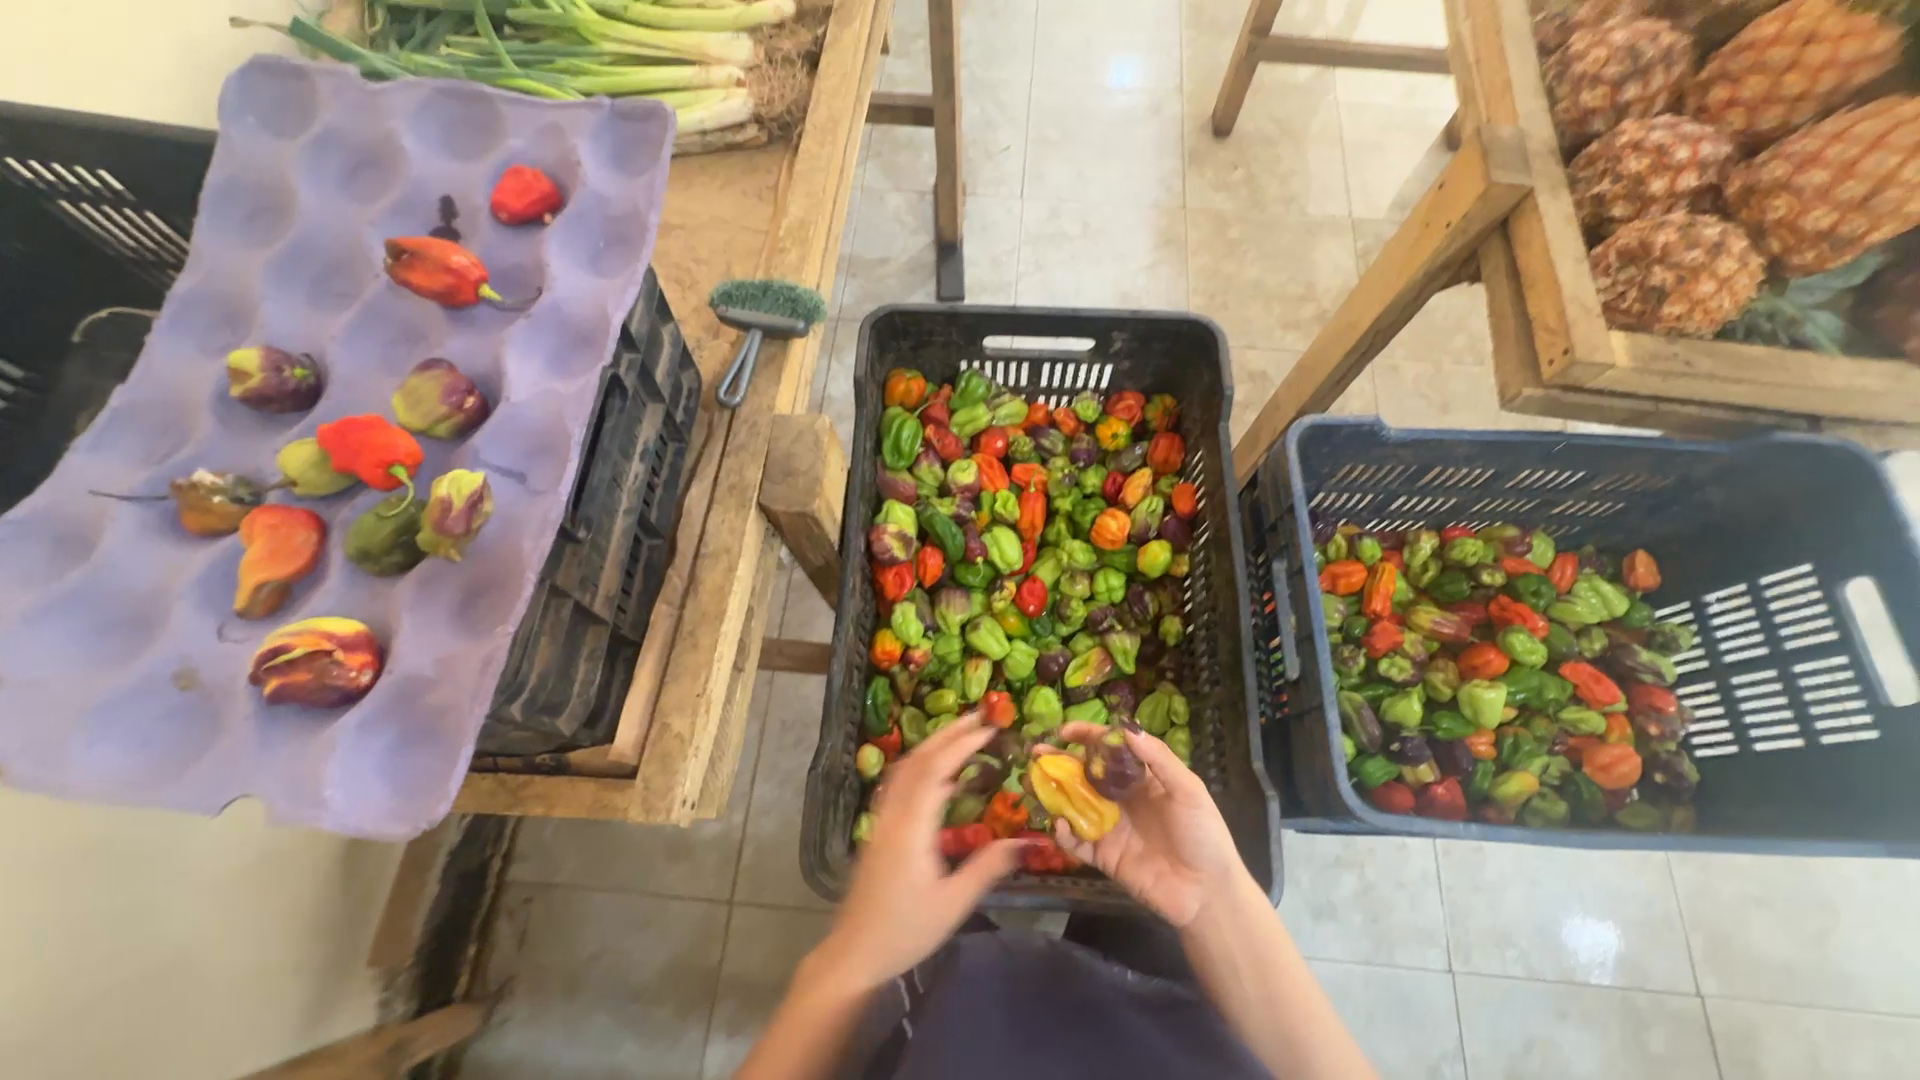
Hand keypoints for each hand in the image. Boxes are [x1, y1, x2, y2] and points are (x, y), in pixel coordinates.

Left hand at [808, 712, 1025, 993]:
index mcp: (911, 828)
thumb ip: (988, 868)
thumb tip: (1026, 842)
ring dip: (933, 746)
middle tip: (979, 716)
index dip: (961, 744)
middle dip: (948, 734)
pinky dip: (922, 766)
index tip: (988, 728)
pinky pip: (899, 784)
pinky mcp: (879, 831)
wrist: (854, 953)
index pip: (935, 770)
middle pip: (917, 760)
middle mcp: (893, 815)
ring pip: (904, 769)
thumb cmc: (905, 931)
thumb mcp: (954, 904)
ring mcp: (881, 821)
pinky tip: (940, 774)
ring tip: (963, 734)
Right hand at [1051, 724, 1249, 927]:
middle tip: (1037, 754)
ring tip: (1035, 784)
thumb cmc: (1204, 836)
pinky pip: (1076, 842)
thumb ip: (1158, 759)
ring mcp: (1110, 828)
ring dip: (1053, 794)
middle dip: (1059, 763)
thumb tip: (1126, 729)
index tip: (1065, 731)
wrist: (1207, 893)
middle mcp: (1121, 800)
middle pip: (1084, 775)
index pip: (1110, 751)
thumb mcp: (1189, 790)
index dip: (1088, 737)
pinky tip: (1061, 826)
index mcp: (1142, 780)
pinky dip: (1064, 834)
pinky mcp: (1103, 857)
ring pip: (1074, 806)